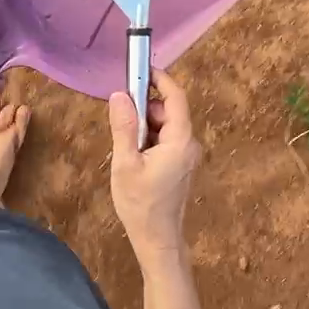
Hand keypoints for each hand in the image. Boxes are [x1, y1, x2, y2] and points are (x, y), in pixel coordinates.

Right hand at [108, 71, 201, 260]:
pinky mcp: (180, 165)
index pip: (176, 98)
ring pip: (165, 126)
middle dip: (145, 109)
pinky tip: (133, 157)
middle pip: (169, 111)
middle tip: (121, 120)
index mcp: (180, 141)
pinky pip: (165, 140)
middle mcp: (189, 144)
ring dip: (144, 127)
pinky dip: (148, 140)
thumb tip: (119, 95)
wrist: (157, 239)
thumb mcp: (125, 163)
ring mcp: (186, 156)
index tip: (140, 69)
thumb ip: (124, 127)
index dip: (160, 79)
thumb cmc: (140, 204)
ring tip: (126, 148)